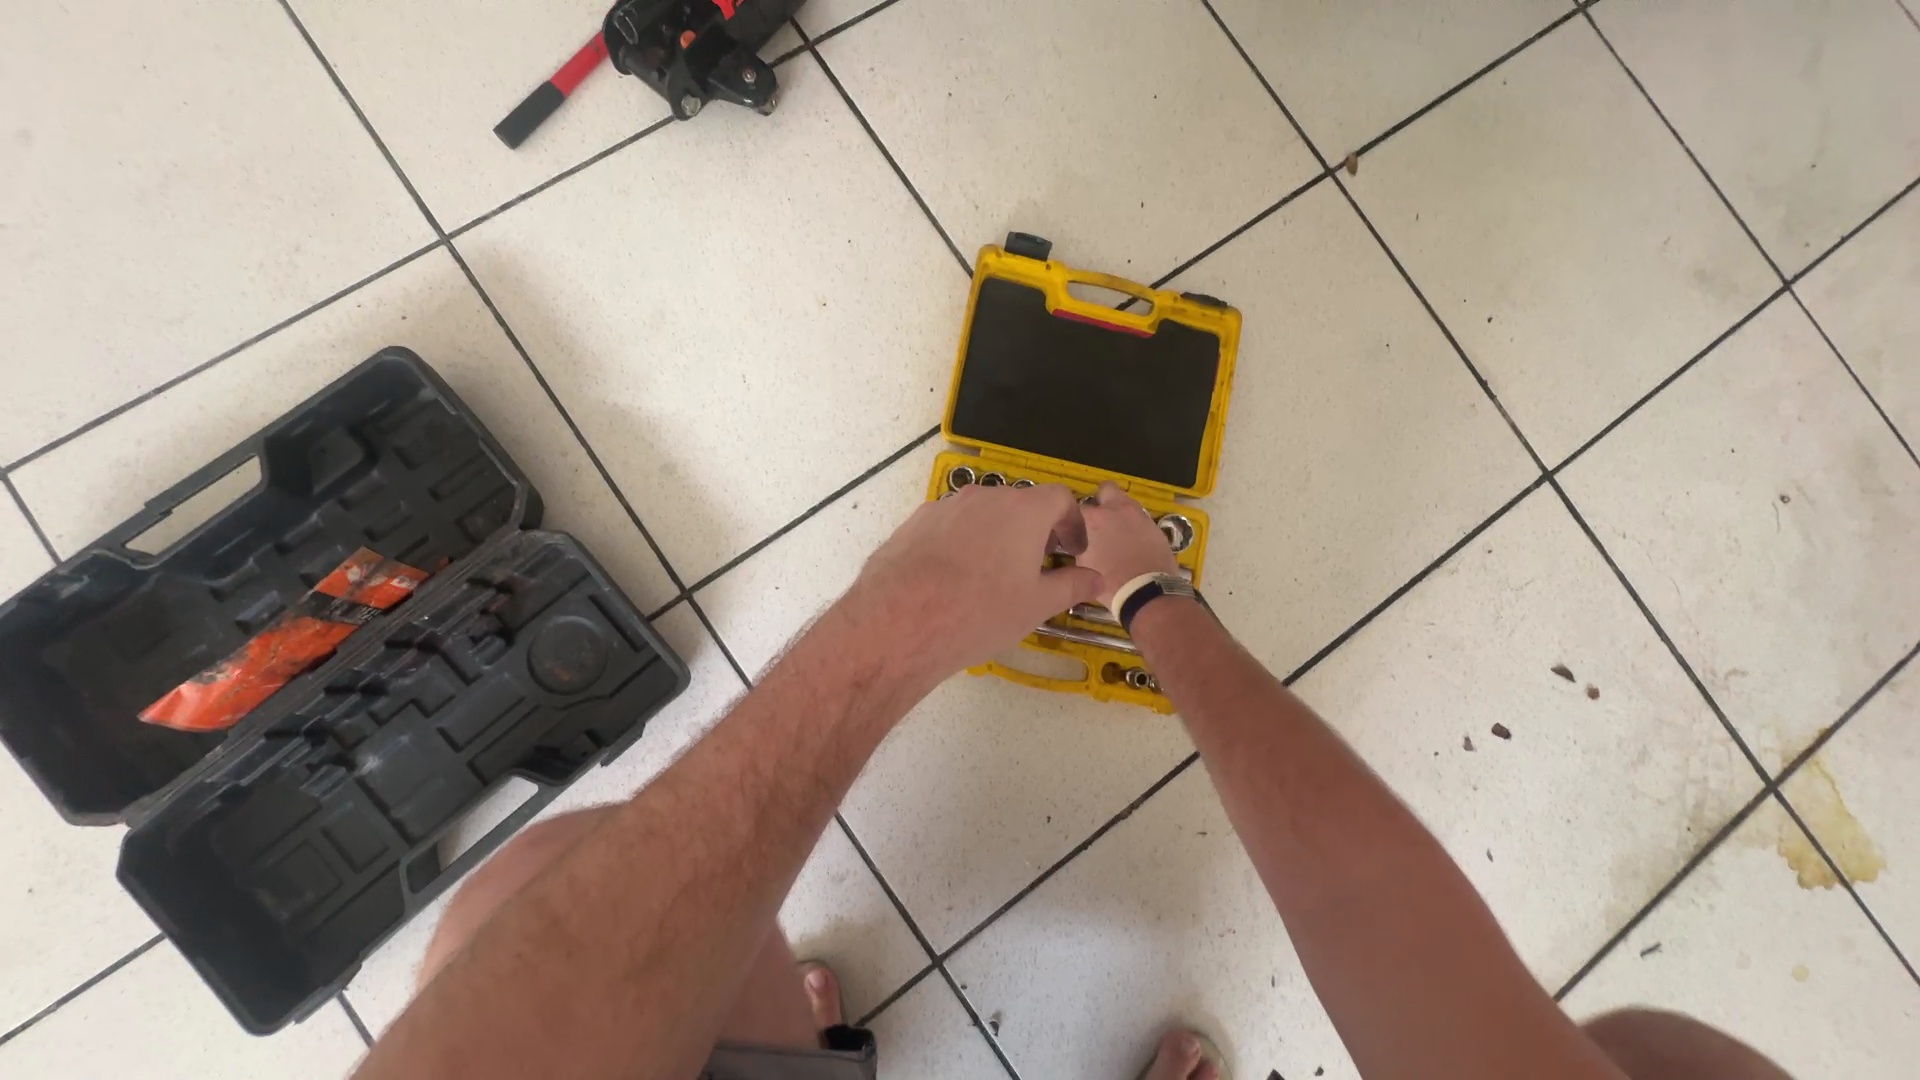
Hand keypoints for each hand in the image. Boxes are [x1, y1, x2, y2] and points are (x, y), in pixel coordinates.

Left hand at [842, 483, 1102, 680]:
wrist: (900, 622)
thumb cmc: (979, 612)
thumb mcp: (1036, 605)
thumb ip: (1071, 586)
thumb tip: (1095, 579)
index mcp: (1022, 510)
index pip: (1059, 498)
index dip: (1072, 523)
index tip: (1072, 550)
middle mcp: (984, 498)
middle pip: (1019, 504)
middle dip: (1034, 531)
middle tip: (1037, 566)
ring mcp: (945, 507)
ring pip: (982, 515)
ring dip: (996, 536)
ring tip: (993, 576)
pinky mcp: (914, 523)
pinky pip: (950, 526)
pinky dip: (962, 543)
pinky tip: (954, 579)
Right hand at [1073, 482, 1179, 607]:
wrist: (1147, 592)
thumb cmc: (1109, 582)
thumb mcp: (1082, 564)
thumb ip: (1078, 544)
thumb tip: (1078, 540)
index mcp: (1094, 518)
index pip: (1075, 506)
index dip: (1073, 517)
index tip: (1073, 528)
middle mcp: (1117, 509)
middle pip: (1106, 489)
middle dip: (1101, 499)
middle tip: (1098, 519)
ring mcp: (1140, 516)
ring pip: (1127, 504)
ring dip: (1120, 514)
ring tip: (1117, 535)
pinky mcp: (1156, 527)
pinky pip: (1141, 521)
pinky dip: (1136, 529)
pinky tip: (1134, 545)